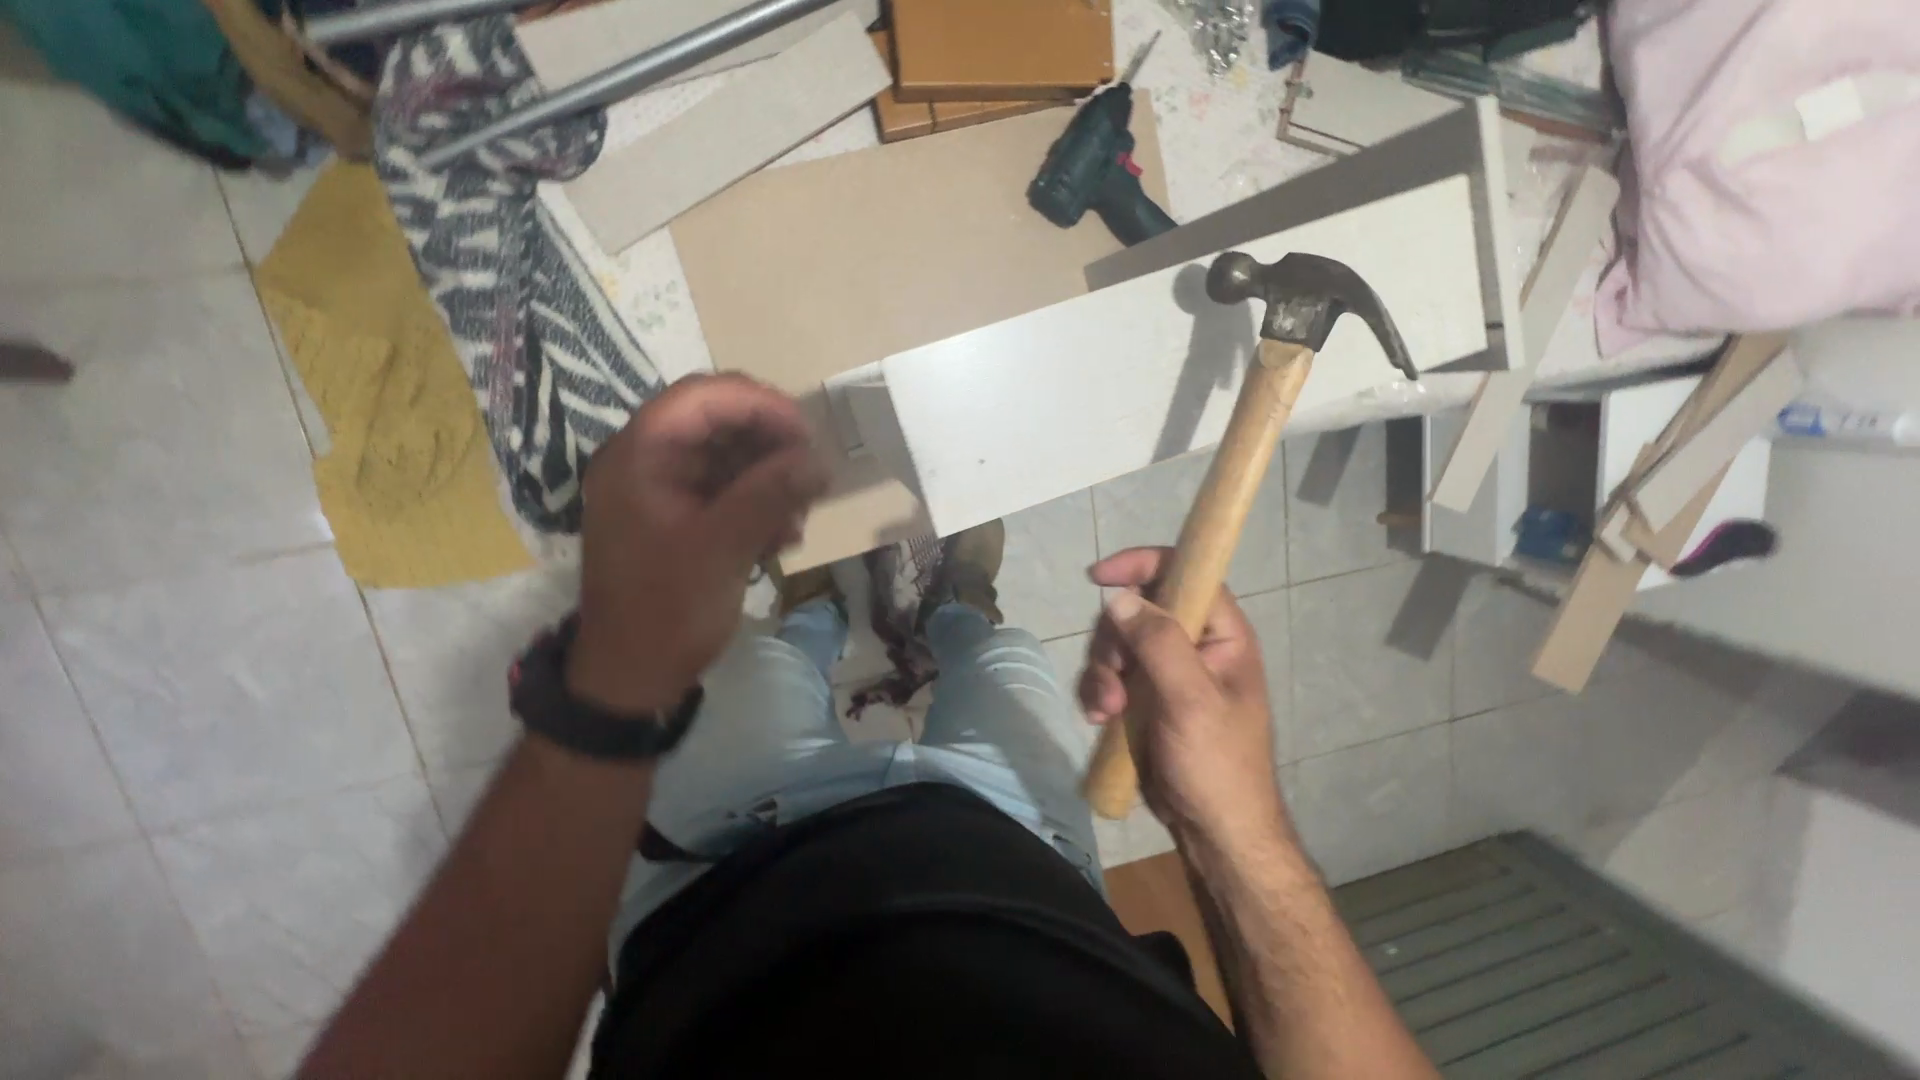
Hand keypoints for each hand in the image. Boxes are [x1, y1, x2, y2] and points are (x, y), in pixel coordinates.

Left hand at [566, 374, 827, 711]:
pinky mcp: (679, 518)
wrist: (632, 676)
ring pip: (728, 457)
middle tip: (811, 474)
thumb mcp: (723, 547)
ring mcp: (662, 490)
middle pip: (718, 422)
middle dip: (771, 445)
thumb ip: (770, 494)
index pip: (703, 397)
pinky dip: (758, 504)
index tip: (808, 435)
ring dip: (770, 478)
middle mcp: (647, 461)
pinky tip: (782, 537)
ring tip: (798, 518)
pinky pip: (726, 491)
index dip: (760, 404)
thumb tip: (819, 459)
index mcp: (639, 455)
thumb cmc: (667, 609)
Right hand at [1080, 548, 1288, 851]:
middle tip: (1114, 677)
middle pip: (1138, 609)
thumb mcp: (1191, 699)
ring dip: (1102, 674)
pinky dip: (1097, 693)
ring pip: (1116, 644)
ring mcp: (1165, 673)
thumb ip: (1158, 643)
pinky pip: (1108, 677)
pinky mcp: (1144, 700)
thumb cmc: (1217, 763)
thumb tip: (1120, 597)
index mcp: (1221, 635)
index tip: (1100, 576)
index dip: (1143, 564)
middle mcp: (1193, 645)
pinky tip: (1100, 720)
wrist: (1213, 830)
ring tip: (1106, 711)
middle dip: (1114, 641)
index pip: (1186, 574)